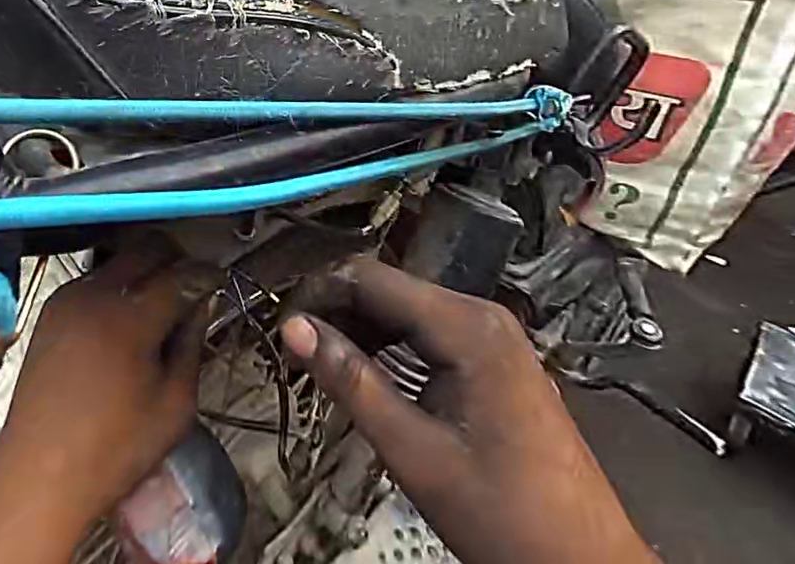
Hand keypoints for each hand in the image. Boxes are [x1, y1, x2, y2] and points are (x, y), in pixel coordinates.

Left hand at [0, 249, 214, 563]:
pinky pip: (92, 278)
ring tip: (160, 296)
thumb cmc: (112, 450)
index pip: (180, 275)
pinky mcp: (51, 307)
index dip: (206, 273)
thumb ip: (191, 345)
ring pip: (116, 258)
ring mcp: (68, 297)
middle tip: (191, 279)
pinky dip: (115, 283)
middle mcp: (95, 296)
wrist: (41, 468)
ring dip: (143, 266)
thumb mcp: (173, 405)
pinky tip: (125, 312)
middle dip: (175, 256)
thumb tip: (199, 306)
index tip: (217, 278)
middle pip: (145, 248)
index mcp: (130, 320)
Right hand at [280, 258, 656, 563]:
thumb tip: (293, 328)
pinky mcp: (488, 355)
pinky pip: (420, 329)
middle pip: (382, 286)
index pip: (367, 277)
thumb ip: (350, 381)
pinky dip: (383, 343)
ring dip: (354, 327)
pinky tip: (362, 371)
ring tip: (322, 363)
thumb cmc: (509, 518)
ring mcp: (488, 334)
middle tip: (298, 349)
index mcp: (468, 327)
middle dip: (332, 312)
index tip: (285, 325)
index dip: (316, 295)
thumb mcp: (415, 451)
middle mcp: (480, 316)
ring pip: (397, 306)